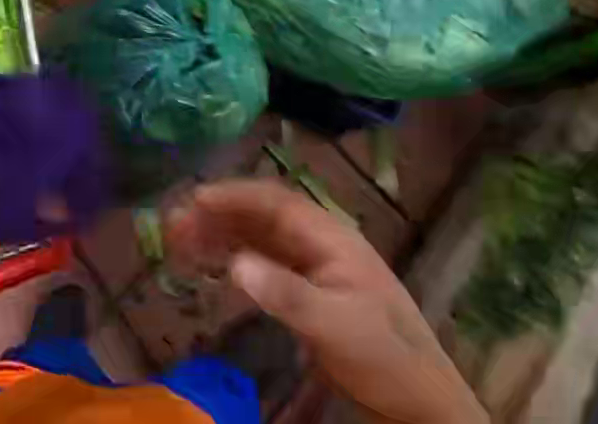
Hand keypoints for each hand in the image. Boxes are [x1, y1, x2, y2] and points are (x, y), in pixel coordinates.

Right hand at [167, 180, 485, 423]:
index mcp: (329, 236)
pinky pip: (261, 260)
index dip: (233, 195)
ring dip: (219, 234)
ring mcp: (311, 264)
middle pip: (259, 215)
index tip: (194, 199)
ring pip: (256, 235)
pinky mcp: (306, 288)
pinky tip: (210, 264)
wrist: (423, 406)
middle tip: (174, 224)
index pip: (274, 201)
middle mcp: (317, 241)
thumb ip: (286, 294)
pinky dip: (232, 257)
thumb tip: (235, 264)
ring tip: (180, 241)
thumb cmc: (385, 358)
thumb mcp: (336, 327)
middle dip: (216, 214)